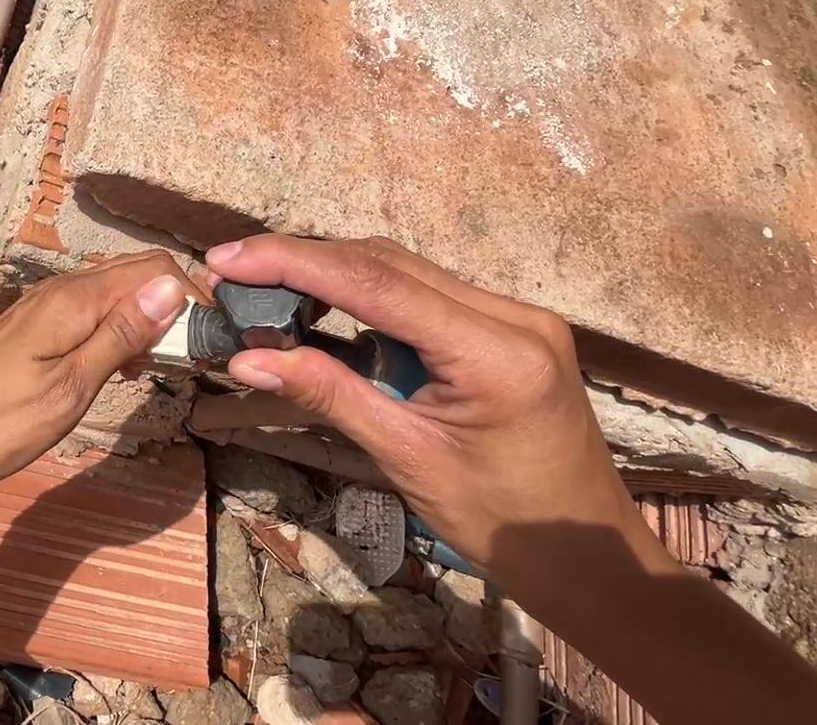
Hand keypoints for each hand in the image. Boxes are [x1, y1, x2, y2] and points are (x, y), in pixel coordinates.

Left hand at [0, 253, 197, 507]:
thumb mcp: (69, 387)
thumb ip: (120, 335)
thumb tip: (173, 286)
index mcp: (74, 299)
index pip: (153, 268)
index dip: (193, 293)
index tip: (216, 336)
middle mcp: (61, 290)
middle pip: (135, 273)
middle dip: (175, 301)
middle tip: (199, 352)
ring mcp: (43, 307)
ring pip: (113, 293)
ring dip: (148, 317)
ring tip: (168, 364)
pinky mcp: (33, 327)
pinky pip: (90, 312)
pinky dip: (118, 330)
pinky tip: (124, 366)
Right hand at [206, 235, 640, 578]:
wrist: (589, 558)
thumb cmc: (501, 521)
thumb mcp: (404, 456)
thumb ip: (327, 392)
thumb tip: (245, 359)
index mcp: (494, 351)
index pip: (373, 282)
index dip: (291, 261)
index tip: (227, 259)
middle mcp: (510, 313)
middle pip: (384, 261)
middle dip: (300, 258)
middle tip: (232, 271)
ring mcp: (512, 314)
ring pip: (399, 267)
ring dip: (326, 270)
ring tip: (264, 287)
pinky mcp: (503, 324)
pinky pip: (417, 289)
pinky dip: (359, 290)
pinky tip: (320, 305)